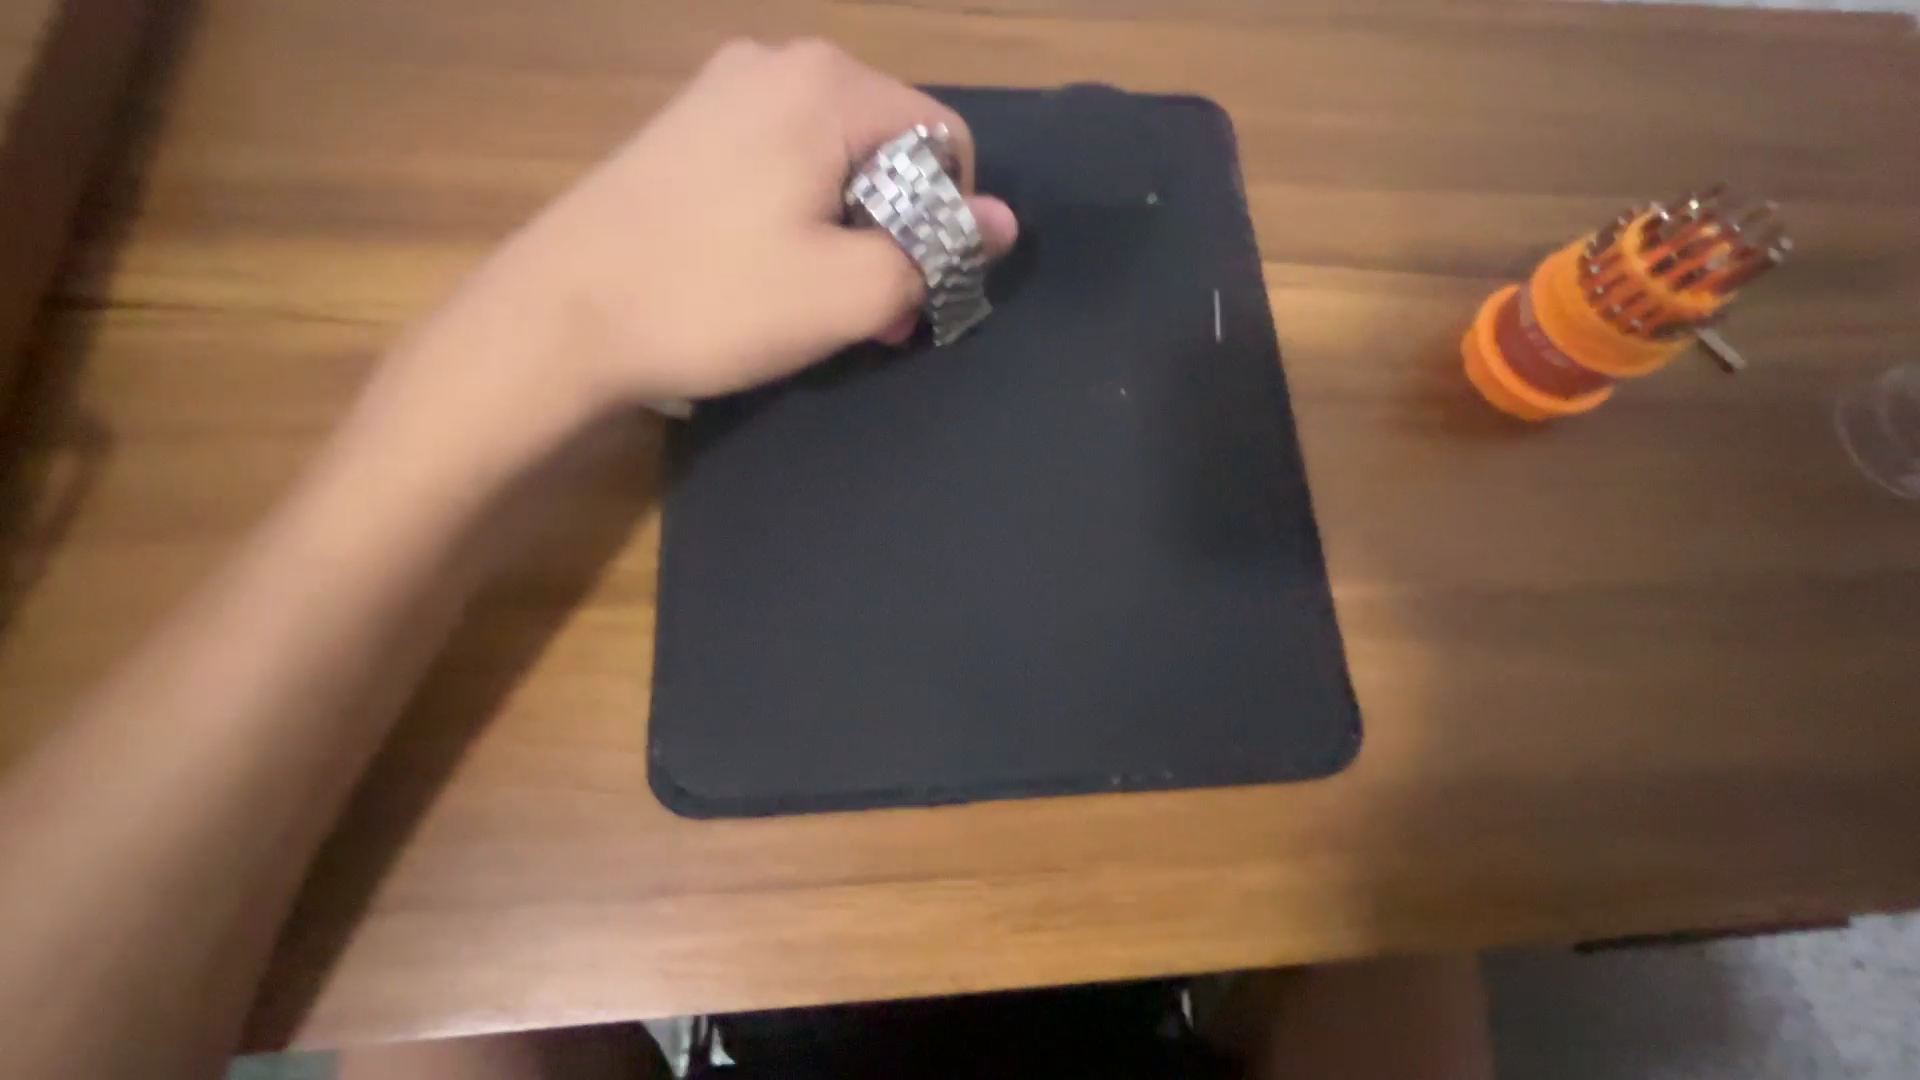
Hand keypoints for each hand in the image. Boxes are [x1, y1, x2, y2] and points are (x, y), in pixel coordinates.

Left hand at [454, 38, 1019, 410]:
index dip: (952, 217)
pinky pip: (782, 164)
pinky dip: (803, 218)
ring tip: (830, 302)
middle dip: (900, 230)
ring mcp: (723, 91)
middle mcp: (778, 63)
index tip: (919, 284)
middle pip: (888, 145)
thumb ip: (936, 252)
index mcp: (827, 85)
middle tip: (880, 310)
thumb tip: (1004, 223)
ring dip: (854, 233)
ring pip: (835, 160)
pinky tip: (778, 272)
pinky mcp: (688, 130)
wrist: (561, 316)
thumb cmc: (716, 300)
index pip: (943, 135)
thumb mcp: (848, 292)